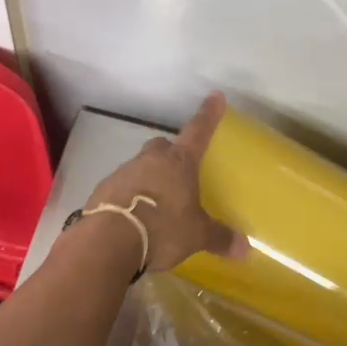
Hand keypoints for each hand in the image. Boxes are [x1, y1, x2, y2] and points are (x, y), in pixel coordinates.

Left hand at [85, 93, 246, 271]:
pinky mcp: (102, 191)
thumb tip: (244, 248)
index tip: (215, 96)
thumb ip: (218, 238)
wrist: (111, 240)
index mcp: (179, 162)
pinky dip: (128, 198)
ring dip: (147, 180)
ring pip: (139, 168)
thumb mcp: (196, 236)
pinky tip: (132, 217)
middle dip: (169, 155)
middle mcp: (150, 160)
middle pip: (162, 147)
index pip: (198, 132)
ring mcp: (123, 173)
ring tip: (154, 205)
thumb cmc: (163, 229)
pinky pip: (120, 189)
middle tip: (176, 173)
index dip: (208, 115)